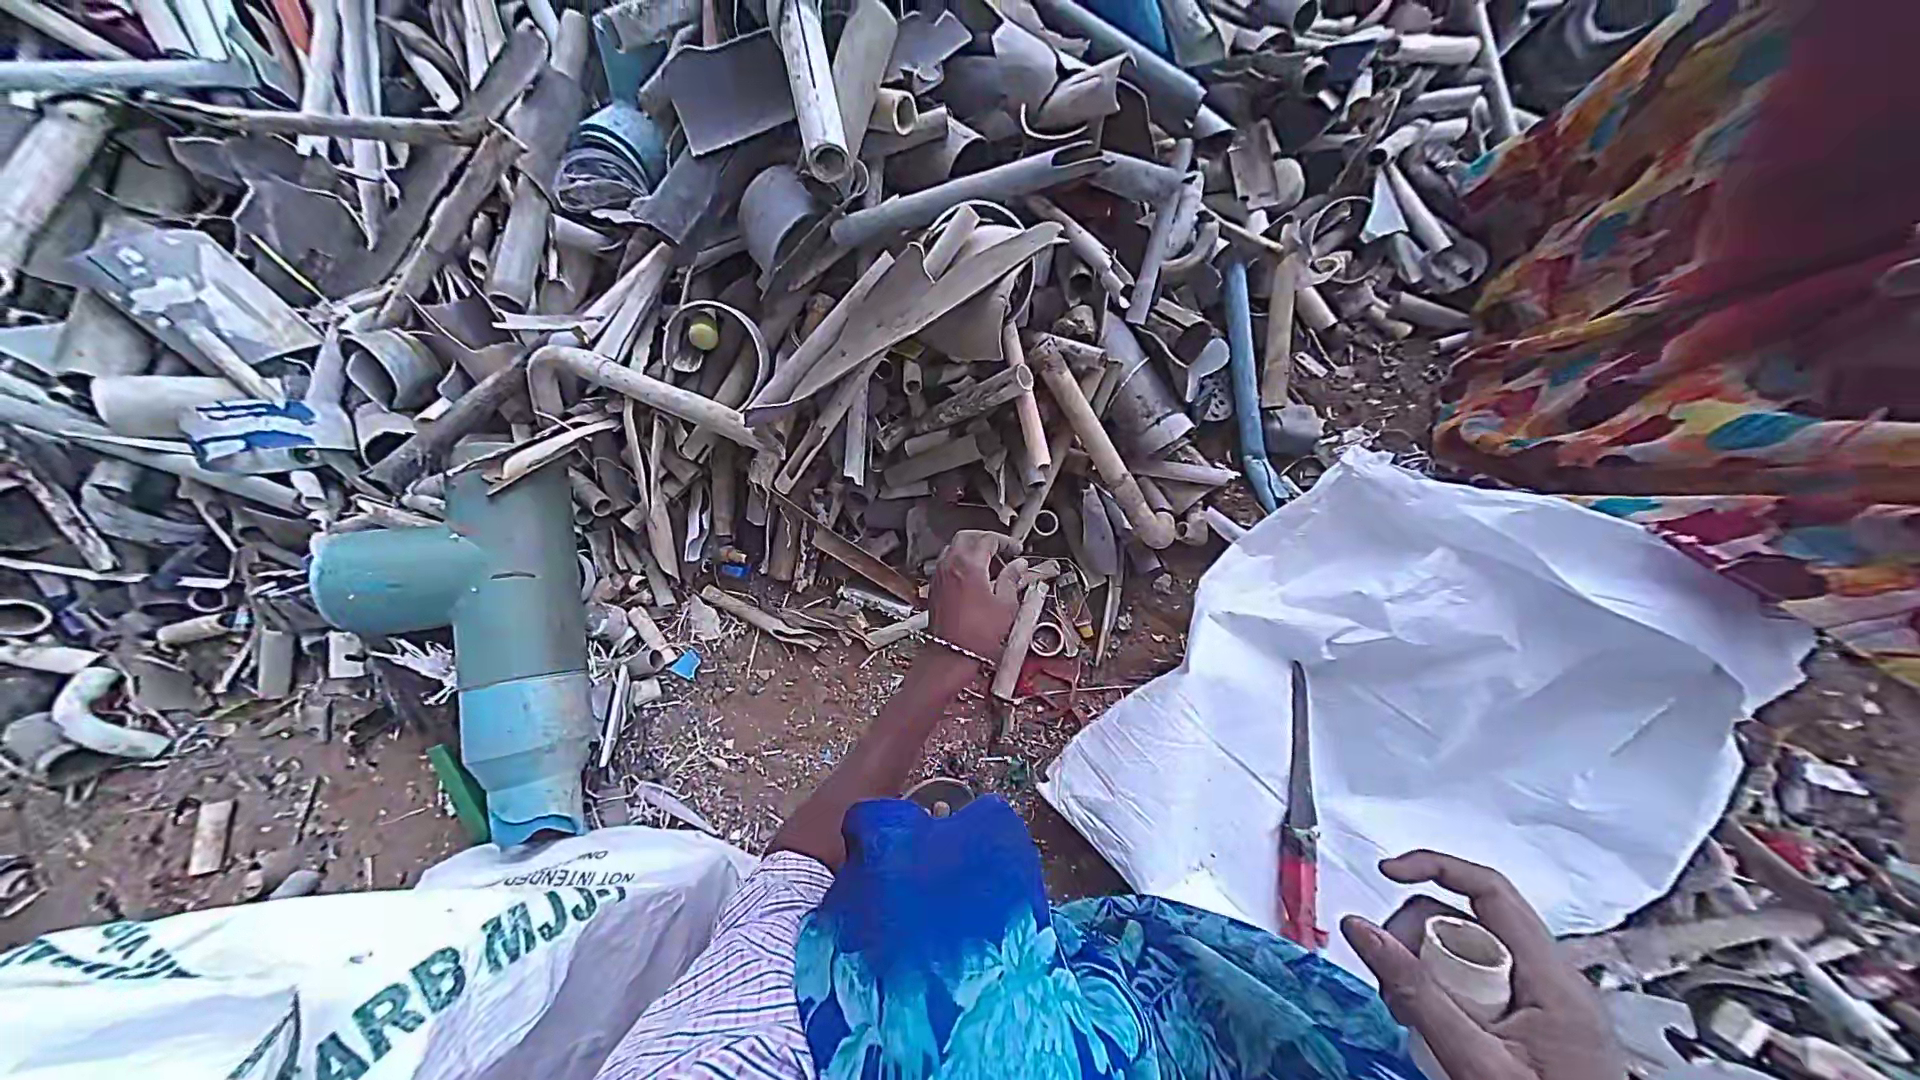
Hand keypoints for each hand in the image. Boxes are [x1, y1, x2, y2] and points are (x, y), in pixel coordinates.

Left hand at [927, 530, 1024, 661]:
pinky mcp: (935, 588)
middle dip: (986, 539)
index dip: (1005, 542)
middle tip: (1003, 550)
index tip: (1015, 550)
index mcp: (968, 565)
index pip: (987, 539)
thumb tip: (1018, 567)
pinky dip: (961, 563)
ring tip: (991, 564)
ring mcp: (939, 576)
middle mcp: (949, 566)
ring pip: (954, 549)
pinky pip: (947, 564)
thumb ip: (1012, 579)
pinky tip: (975, 578)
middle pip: (967, 537)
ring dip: (972, 550)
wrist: (952, 656)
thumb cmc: (977, 636)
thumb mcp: (1006, 605)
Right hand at [1340, 851, 1622, 1079]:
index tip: (1387, 872)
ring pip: (1459, 944)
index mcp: (1554, 981)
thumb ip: (1415, 993)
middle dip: (1412, 936)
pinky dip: (1436, 983)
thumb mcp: (1476, 1063)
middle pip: (1462, 917)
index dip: (1433, 866)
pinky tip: (1427, 1017)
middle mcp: (1552, 978)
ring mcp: (1543, 996)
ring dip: (1419, 964)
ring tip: (1407, 1010)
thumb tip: (1358, 926)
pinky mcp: (1529, 1013)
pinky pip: (1469, 973)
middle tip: (1393, 982)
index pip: (1489, 888)